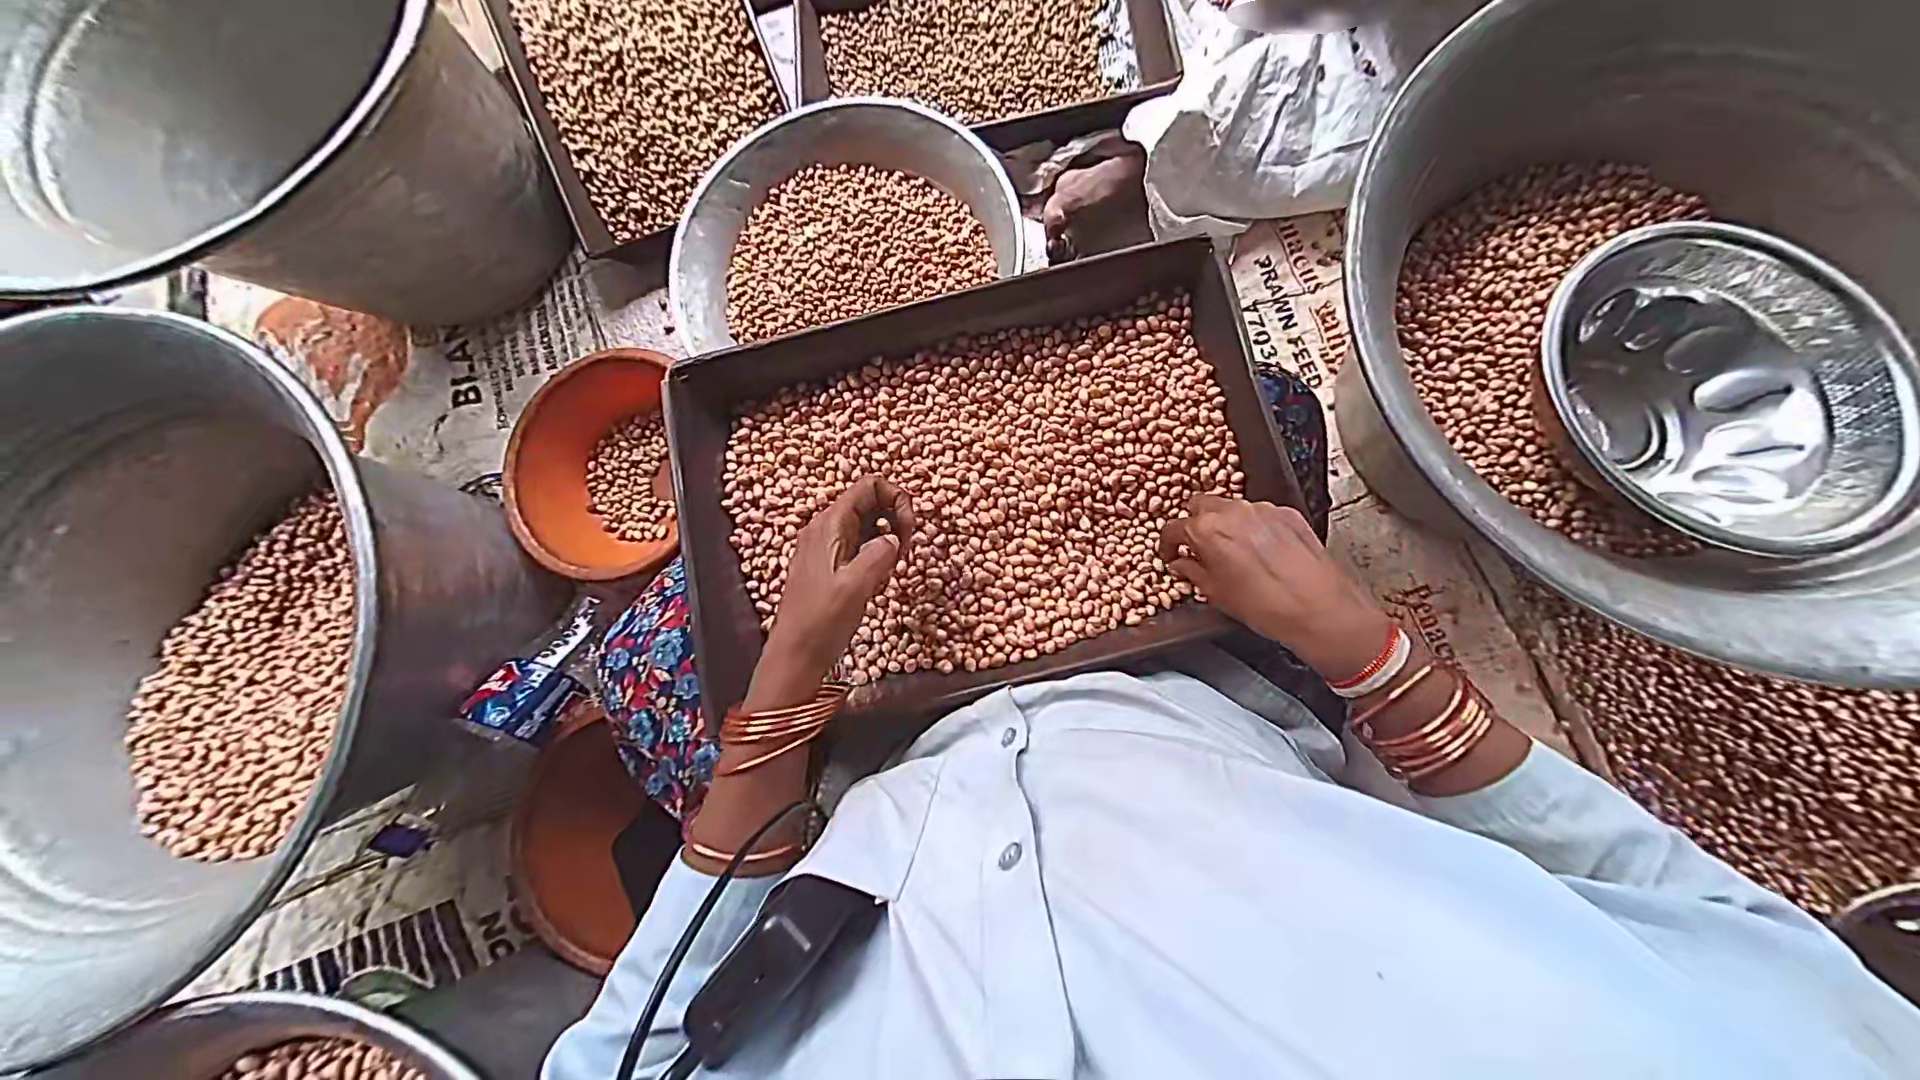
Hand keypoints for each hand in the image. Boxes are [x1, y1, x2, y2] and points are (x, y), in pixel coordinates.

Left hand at [749, 477, 917, 706]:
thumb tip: (894, 538)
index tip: (908, 530)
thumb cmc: (821, 622)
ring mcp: (825, 547)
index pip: (869, 486)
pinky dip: (876, 553)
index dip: (896, 499)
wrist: (795, 657)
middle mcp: (824, 529)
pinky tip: (880, 578)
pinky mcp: (828, 565)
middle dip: (895, 519)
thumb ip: (879, 554)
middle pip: (869, 502)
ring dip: (888, 538)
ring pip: (866, 525)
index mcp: (829, 525)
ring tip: (893, 567)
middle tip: (904, 552)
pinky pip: (859, 545)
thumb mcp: (856, 586)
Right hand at [1158, 496, 1394, 681]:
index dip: (1168, 544)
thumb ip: (1193, 572)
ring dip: (1224, 524)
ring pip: (1231, 508)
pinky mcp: (1288, 515)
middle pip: (1200, 506)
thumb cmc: (1267, 606)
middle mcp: (1233, 512)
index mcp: (1206, 530)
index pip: (1174, 528)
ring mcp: (1263, 510)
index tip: (1172, 554)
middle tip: (1197, 547)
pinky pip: (1260, 514)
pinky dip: (1252, 527)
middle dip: (1194, 524)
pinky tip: (1258, 552)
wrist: (1319, 610)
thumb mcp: (1216, 593)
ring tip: (1230, 552)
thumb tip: (1183, 565)